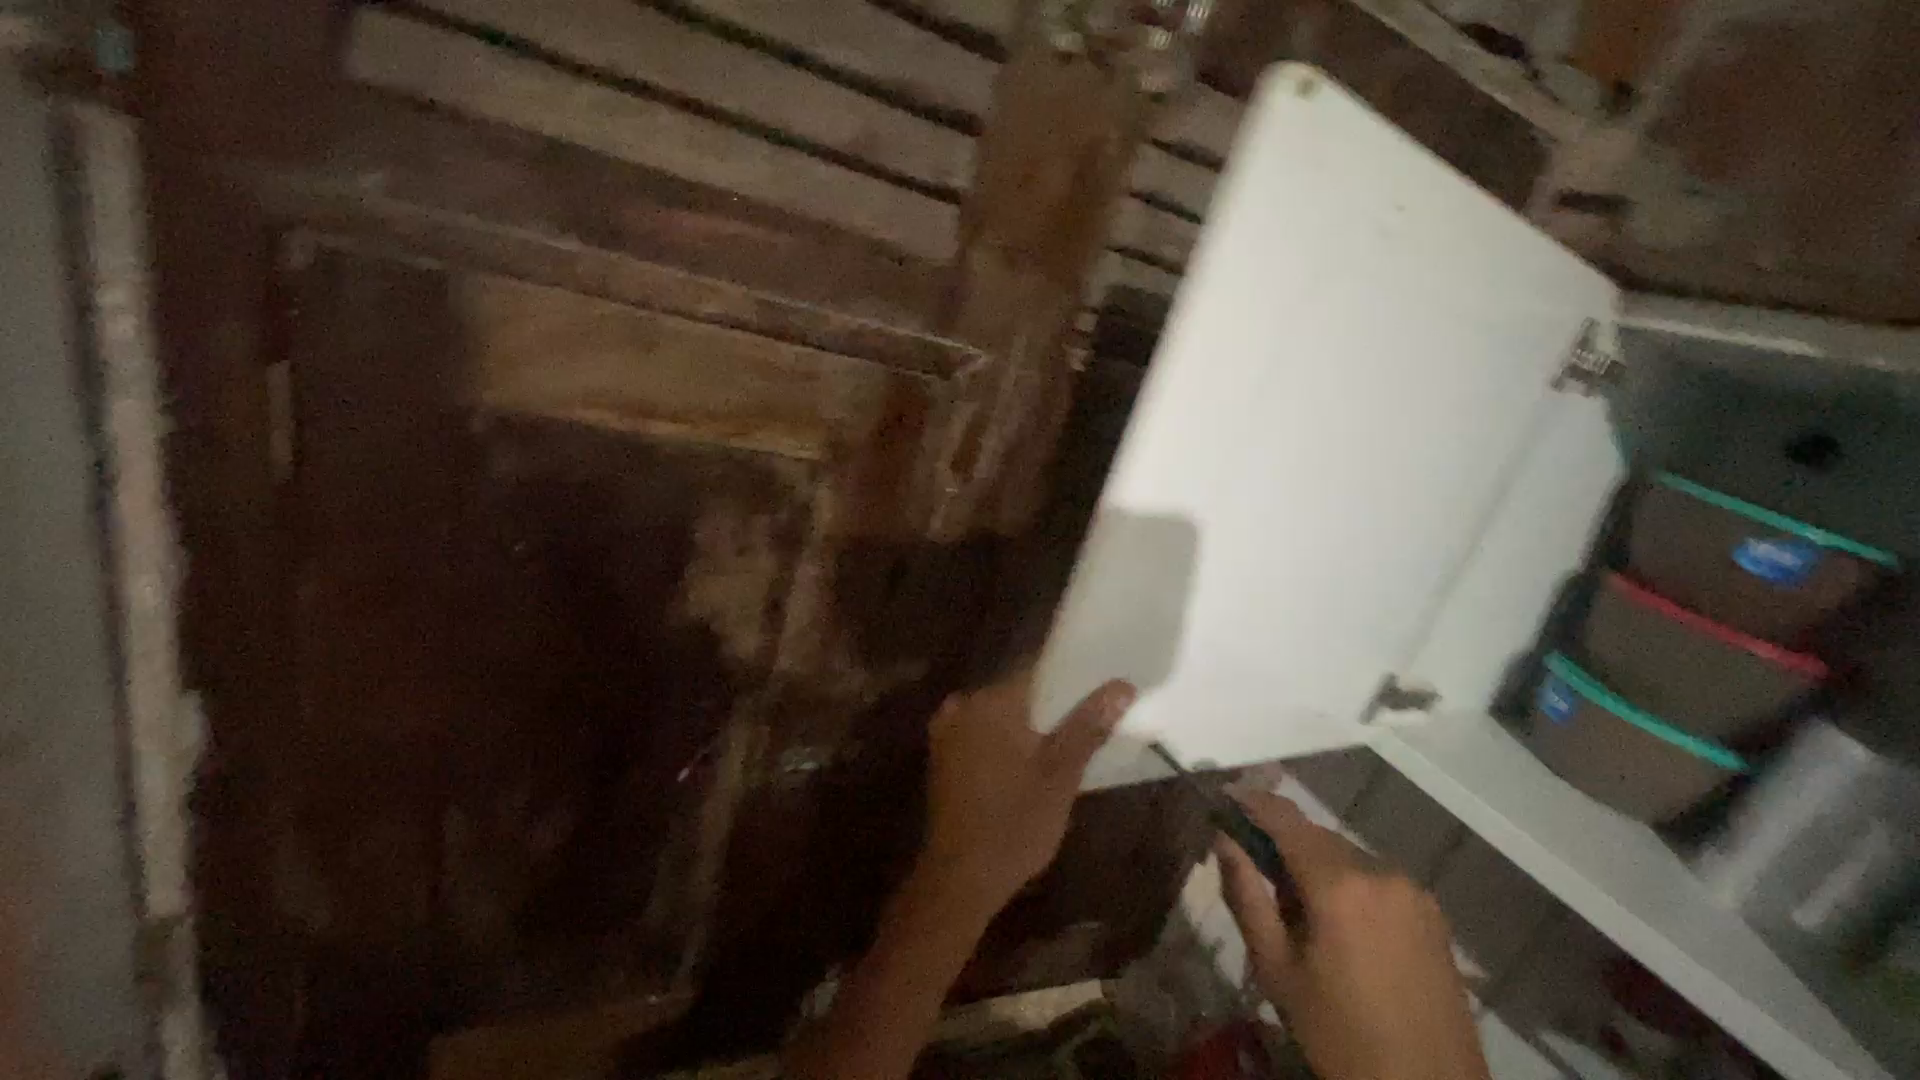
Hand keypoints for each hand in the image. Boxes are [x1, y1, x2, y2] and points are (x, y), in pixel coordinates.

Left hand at [916, 673, 1133, 916]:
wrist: (960, 878)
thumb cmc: (1015, 824)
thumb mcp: (1061, 775)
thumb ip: (1088, 726)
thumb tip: (1121, 685)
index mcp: (990, 702)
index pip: (1037, 671)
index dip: (1070, 679)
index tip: (1098, 688)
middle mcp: (963, 706)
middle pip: (1016, 692)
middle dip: (1051, 705)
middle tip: (1089, 718)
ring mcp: (947, 732)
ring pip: (998, 716)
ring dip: (1028, 725)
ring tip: (1067, 740)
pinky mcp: (942, 758)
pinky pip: (981, 735)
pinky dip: (1005, 741)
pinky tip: (1031, 760)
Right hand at [1218, 790, 1489, 1079]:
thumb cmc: (1338, 1032)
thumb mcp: (1276, 969)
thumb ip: (1246, 895)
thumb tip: (1223, 838)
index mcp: (1339, 885)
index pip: (1285, 819)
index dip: (1251, 803)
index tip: (1224, 800)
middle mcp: (1381, 871)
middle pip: (1316, 837)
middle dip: (1282, 846)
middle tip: (1257, 879)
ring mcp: (1414, 891)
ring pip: (1347, 857)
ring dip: (1317, 868)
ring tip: (1302, 918)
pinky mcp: (1433, 912)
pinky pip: (1376, 879)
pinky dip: (1350, 887)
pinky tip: (1343, 932)